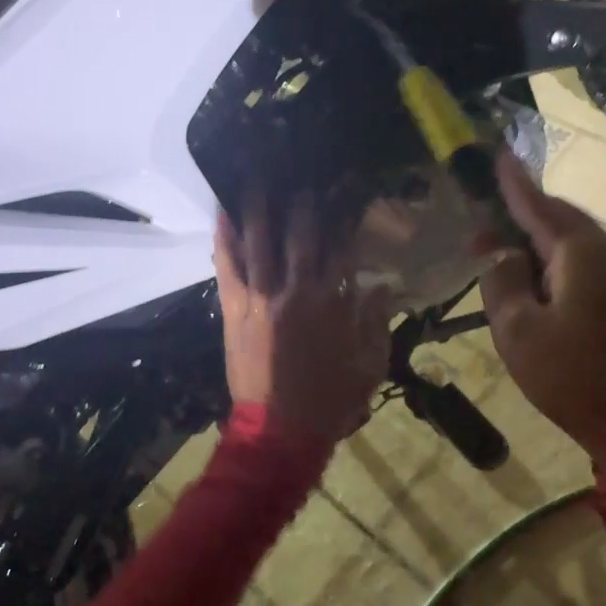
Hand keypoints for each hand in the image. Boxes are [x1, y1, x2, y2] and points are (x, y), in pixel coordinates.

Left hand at [214, 197, 391, 443]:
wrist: (280, 431)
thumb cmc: (331, 401)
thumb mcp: (370, 364)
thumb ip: (377, 320)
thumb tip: (382, 283)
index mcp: (333, 303)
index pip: (341, 248)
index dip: (342, 217)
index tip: (343, 191)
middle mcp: (297, 291)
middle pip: (301, 234)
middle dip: (303, 201)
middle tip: (302, 174)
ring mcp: (261, 297)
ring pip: (261, 241)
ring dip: (260, 206)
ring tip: (258, 175)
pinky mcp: (234, 308)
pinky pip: (228, 265)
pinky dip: (225, 237)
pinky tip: (224, 212)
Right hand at [479, 154, 605, 482]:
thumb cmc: (575, 378)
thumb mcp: (519, 331)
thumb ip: (502, 279)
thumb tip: (499, 248)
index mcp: (580, 250)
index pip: (537, 203)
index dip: (512, 181)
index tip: (496, 153)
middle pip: (559, 220)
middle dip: (522, 213)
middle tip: (484, 216)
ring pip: (573, 245)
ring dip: (537, 243)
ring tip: (503, 251)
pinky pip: (586, 266)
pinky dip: (556, 265)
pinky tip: (537, 282)